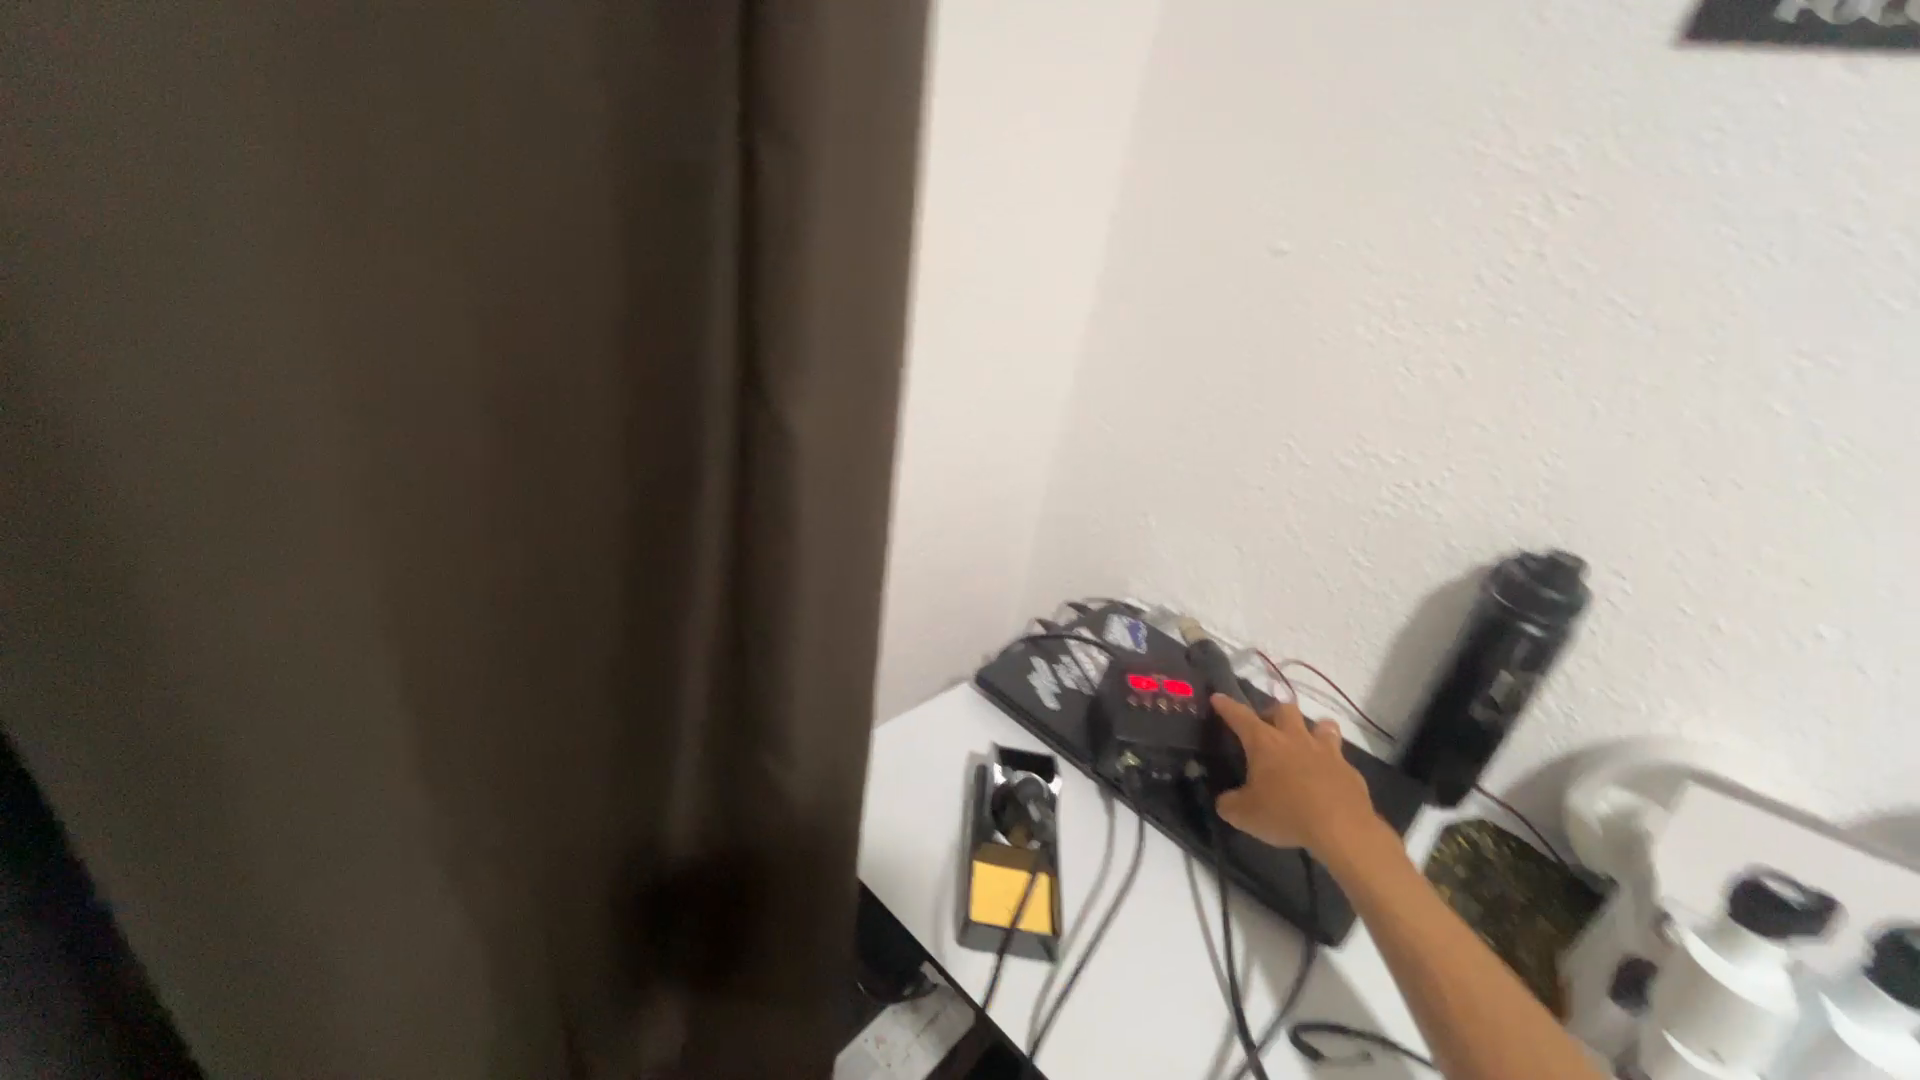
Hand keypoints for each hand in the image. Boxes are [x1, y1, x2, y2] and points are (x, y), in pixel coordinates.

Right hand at [1212, 694, 1381, 857]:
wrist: (1341, 830)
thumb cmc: (1285, 815)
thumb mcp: (1243, 815)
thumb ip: (1229, 803)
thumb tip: (1225, 801)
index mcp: (1265, 744)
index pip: (1240, 717)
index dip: (1227, 706)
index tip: (1218, 697)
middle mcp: (1296, 739)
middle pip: (1286, 708)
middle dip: (1274, 711)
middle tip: (1269, 725)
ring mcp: (1327, 753)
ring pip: (1323, 725)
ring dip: (1313, 729)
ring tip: (1307, 742)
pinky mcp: (1350, 771)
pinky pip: (1340, 759)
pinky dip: (1332, 765)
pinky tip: (1328, 780)